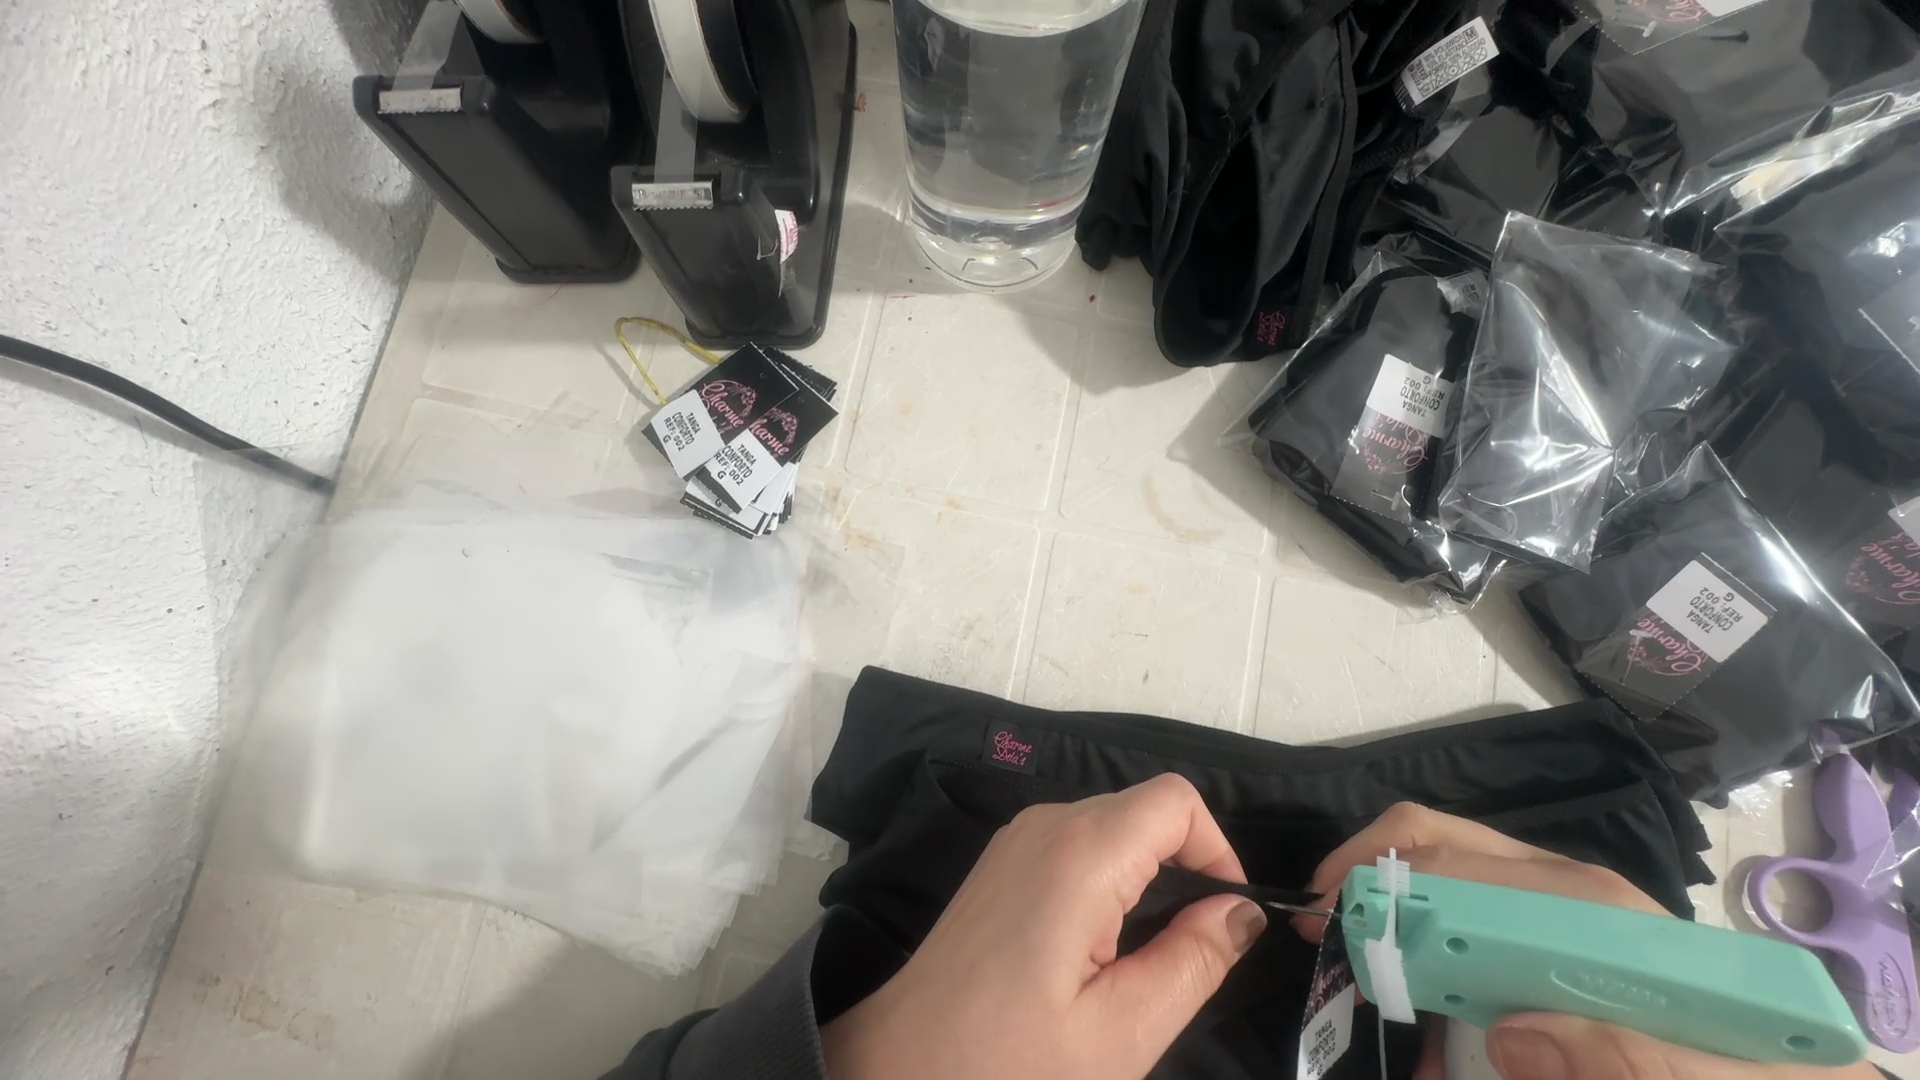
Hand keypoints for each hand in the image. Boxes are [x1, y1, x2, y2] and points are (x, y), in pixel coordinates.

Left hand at [820, 773, 1268, 1079]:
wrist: (901, 1060)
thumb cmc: (1010, 1057)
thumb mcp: (1122, 1029)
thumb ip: (1193, 960)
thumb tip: (1242, 911)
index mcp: (1081, 852)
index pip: (1175, 799)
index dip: (1216, 848)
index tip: (1226, 917)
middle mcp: (1047, 823)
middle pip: (1145, 810)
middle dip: (1185, 866)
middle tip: (1187, 951)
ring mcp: (1019, 835)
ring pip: (1114, 824)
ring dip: (1147, 875)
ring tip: (1139, 956)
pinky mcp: (1005, 857)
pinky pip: (1079, 842)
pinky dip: (1109, 876)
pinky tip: (1095, 944)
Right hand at [1300, 803, 1881, 1079]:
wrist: (1801, 1078)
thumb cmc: (1759, 1073)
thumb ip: (1634, 1062)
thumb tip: (1510, 1034)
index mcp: (1591, 906)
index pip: (1457, 864)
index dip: (1381, 884)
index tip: (1328, 927)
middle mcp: (1565, 887)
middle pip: (1438, 843)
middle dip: (1365, 872)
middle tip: (1319, 926)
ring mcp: (1559, 904)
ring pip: (1443, 868)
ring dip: (1388, 902)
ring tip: (1354, 959)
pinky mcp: (1555, 930)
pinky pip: (1468, 912)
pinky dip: (1427, 942)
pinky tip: (1424, 1012)